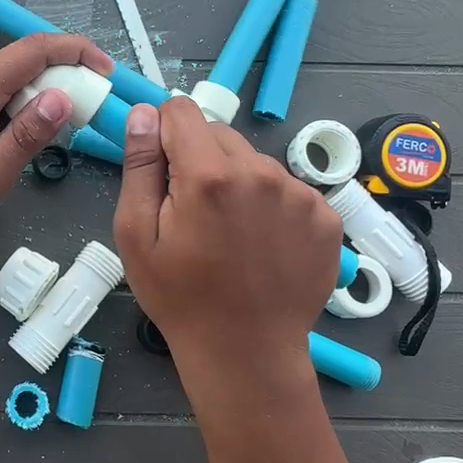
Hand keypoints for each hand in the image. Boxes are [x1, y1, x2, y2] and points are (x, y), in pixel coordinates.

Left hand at [0, 33, 113, 238]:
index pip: (34, 49)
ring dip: (32, 90)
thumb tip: (62, 98)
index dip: (77, 52)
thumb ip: (26, 137)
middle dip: (57, 80)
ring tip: (30, 134)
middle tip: (76, 117)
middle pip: (25, 57)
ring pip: (10, 64)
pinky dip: (11, 91)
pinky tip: (6, 126)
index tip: (104, 70)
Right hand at [113, 96, 344, 354]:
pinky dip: (270, 203)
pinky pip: (287, 187)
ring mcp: (300, 194)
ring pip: (254, 160)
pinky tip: (261, 242)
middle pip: (219, 134)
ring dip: (236, 180)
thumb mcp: (136, 234)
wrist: (246, 352)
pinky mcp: (326, 216)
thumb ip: (140, 166)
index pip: (181, 111)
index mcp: (208, 175)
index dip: (164, 135)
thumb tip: (145, 114)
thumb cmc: (180, 296)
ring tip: (230, 232)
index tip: (162, 171)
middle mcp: (260, 173)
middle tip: (193, 212)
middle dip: (199, 159)